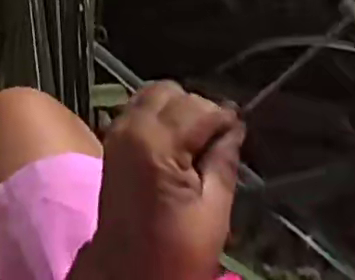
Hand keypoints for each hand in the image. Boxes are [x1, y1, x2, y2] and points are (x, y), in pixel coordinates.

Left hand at [72, 82, 244, 279]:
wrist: (127, 270)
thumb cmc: (177, 251)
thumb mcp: (214, 212)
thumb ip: (222, 162)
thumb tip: (234, 128)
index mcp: (156, 142)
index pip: (196, 107)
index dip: (223, 116)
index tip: (242, 128)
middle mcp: (131, 125)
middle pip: (170, 92)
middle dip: (198, 107)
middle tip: (221, 138)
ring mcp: (117, 128)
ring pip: (152, 94)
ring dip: (178, 108)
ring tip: (201, 141)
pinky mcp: (112, 137)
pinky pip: (138, 108)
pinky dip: (159, 114)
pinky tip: (178, 141)